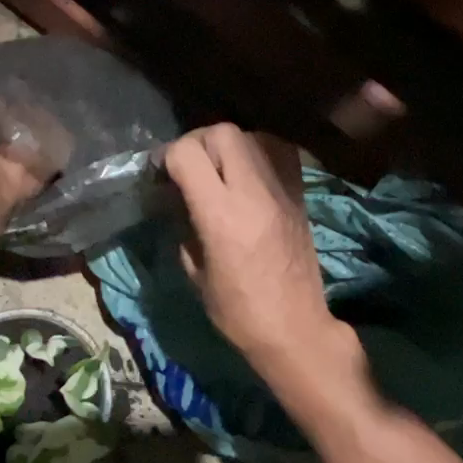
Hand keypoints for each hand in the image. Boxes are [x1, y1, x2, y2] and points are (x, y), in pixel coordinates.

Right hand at [164, 125, 357, 386]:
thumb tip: (181, 201)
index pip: (188, 154)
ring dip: (228, 145)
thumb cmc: (238, 313)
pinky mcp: (300, 194)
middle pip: (222, 133)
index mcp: (221, 216)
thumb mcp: (196, 274)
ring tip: (219, 168)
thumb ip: (186, 228)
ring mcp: (281, 190)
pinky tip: (248, 171)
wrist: (295, 329)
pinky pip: (279, 151)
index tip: (162, 174)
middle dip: (198, 142)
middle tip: (190, 167)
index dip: (167, 157)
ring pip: (252, 136)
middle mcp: (253, 193)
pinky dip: (259, 151)